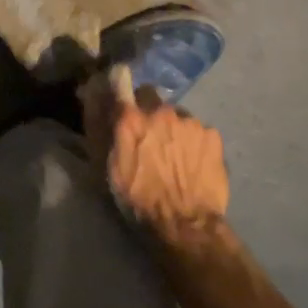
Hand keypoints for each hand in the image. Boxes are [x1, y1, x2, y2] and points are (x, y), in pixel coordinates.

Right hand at [82, 65, 229, 237]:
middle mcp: (161, 111)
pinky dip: (192, 140)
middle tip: (147, 135)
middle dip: (147, 110)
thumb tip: (94, 99)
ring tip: (172, 152)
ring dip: (171, 126)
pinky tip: (190, 161)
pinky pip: (197, 130)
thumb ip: (101, 129)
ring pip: (176, 114)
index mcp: (131, 118)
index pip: (121, 84)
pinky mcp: (212, 135)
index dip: (119, 92)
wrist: (184, 223)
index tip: (119, 102)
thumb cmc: (137, 198)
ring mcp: (190, 122)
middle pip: (151, 97)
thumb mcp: (107, 167)